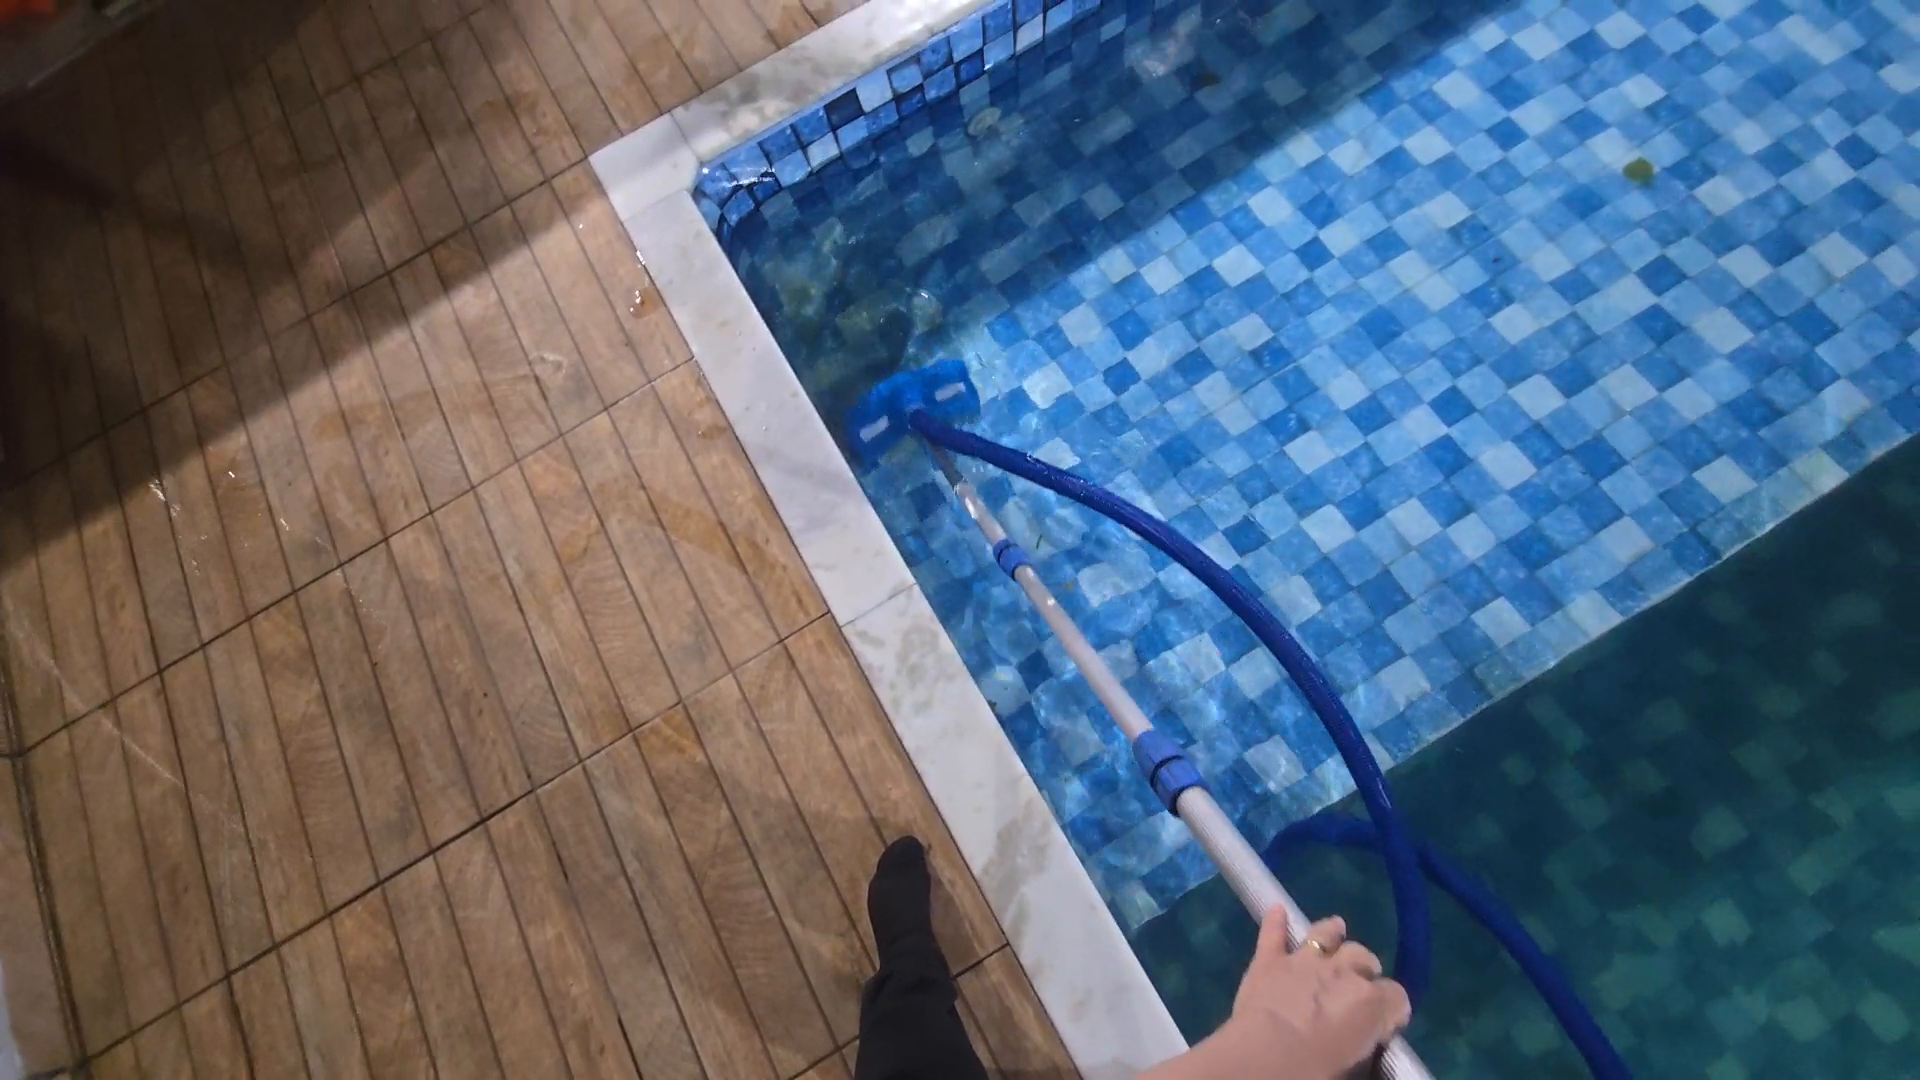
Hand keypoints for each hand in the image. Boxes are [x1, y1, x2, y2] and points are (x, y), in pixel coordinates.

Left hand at [1144, 909, 1409, 1079]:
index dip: (1394, 1008)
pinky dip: (1275, 921)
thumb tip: (1362, 1041)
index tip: (1387, 1020)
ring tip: (1336, 927)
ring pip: (1323, 934)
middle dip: (1365, 967)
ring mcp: (1302, 960)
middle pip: (1362, 956)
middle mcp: (1341, 971)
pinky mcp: (1268, 959)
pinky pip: (1272, 933)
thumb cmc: (1320, 1071)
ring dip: (1331, 932)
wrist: (1270, 1055)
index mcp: (1371, 1001)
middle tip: (1361, 979)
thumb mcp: (1359, 1064)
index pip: (1397, 996)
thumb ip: (1365, 1041)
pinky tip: (1277, 909)